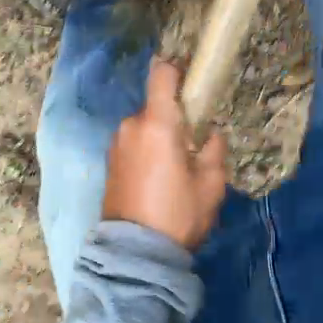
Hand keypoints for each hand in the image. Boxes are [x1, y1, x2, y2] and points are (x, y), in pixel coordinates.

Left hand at [101, 62, 228, 249]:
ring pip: (144, 127)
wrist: (134, 254)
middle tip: (192, 146)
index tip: (191, 76)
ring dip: (159, 137)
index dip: (176, 68)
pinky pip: (133, 143)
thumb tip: (210, 135)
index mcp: (157, 123)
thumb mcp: (209, 187)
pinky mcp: (109, 160)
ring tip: (175, 169)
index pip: (161, 74)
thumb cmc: (177, 215)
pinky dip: (146, 150)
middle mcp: (131, 125)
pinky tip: (157, 178)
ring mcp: (116, 142)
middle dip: (174, 119)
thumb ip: (213, 152)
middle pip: (156, 106)